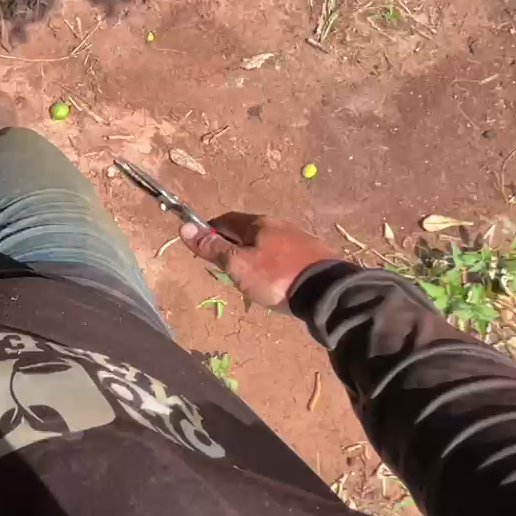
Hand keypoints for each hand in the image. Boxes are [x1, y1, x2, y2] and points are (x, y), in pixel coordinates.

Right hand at [179, 212, 340, 308]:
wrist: (333, 294)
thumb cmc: (276, 277)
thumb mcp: (237, 265)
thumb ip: (212, 247)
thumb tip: (183, 226)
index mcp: (257, 223)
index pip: (223, 220)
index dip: (210, 234)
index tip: (207, 253)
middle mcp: (279, 224)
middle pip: (247, 232)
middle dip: (235, 248)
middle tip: (231, 271)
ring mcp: (302, 240)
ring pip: (269, 244)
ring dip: (258, 257)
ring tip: (257, 281)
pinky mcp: (319, 256)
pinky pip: (289, 256)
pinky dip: (279, 266)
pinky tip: (281, 282)